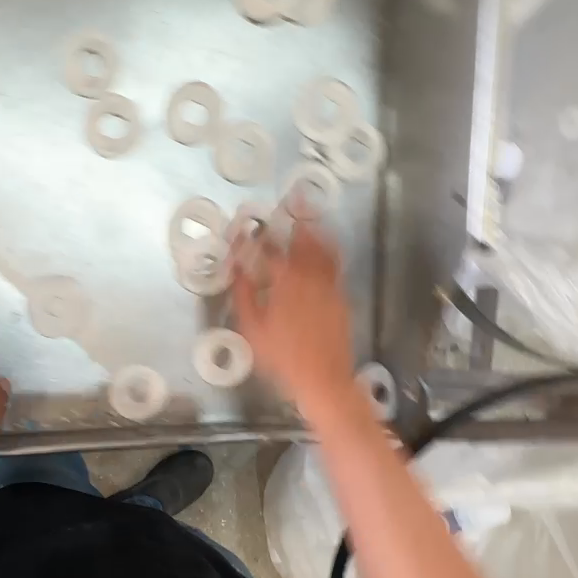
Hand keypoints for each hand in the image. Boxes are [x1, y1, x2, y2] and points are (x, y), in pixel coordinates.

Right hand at [231, 221, 357, 416]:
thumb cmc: (283, 359)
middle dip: (297, 217)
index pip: (267, 251)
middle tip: (292, 199)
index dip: (254, 237)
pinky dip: (328, 251)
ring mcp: (329, 287)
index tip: (245, 227)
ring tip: (310, 215)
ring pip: (324, 250)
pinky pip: (335, 266)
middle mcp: (310, 278)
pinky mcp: (341, 298)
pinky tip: (322, 250)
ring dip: (316, 230)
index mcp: (284, 284)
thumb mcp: (253, 330)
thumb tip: (237, 272)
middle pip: (304, 240)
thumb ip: (244, 296)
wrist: (324, 379)